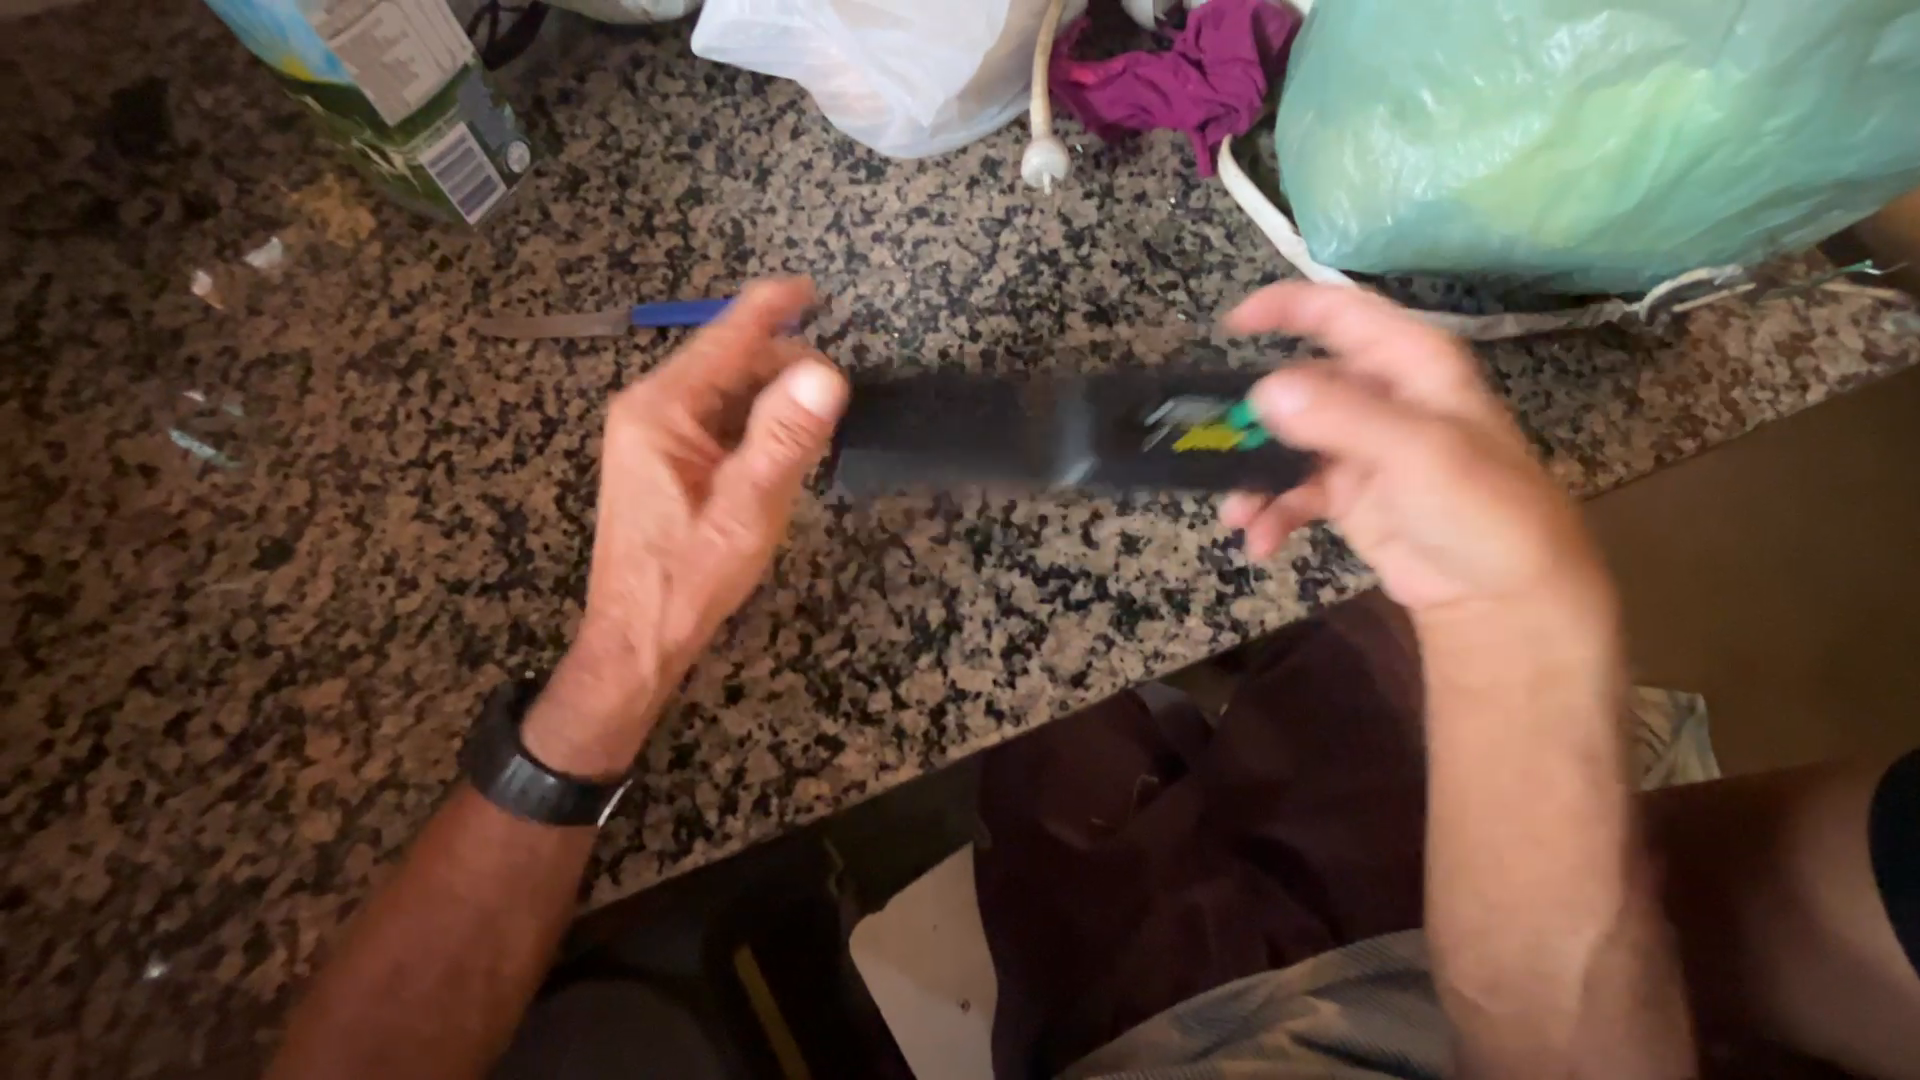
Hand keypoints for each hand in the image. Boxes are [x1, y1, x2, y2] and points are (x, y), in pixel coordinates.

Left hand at [523, 278, 847, 775]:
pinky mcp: (662, 460)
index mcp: (664, 409)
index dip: (772, 308)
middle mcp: (651, 410)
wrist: (638, 638)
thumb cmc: (690, 578)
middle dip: (784, 367)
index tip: (813, 288)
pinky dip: (755, 424)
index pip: (726, 337)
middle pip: (728, 363)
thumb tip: (828, 374)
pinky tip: (781, 449)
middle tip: (835, 398)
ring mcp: (652, 435)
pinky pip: (717, 421)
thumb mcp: (746, 510)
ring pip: (725, 393)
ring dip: (773, 399)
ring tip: (816, 428)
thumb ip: (785, 440)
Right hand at [1220, 284, 1610, 631]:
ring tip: (1238, 514)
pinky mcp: (1347, 497)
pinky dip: (1273, 515)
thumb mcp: (1417, 453)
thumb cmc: (1480, 510)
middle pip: (1300, 388)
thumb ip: (1340, 417)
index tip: (1231, 325)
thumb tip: (1264, 392)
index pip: (1343, 315)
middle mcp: (1381, 400)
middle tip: (1218, 445)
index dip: (1287, 307)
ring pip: (1288, 446)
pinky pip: (1293, 494)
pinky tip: (1261, 542)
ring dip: (1256, 478)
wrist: (1501, 595)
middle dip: (1255, 421)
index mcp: (1410, 367)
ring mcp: (1361, 451)